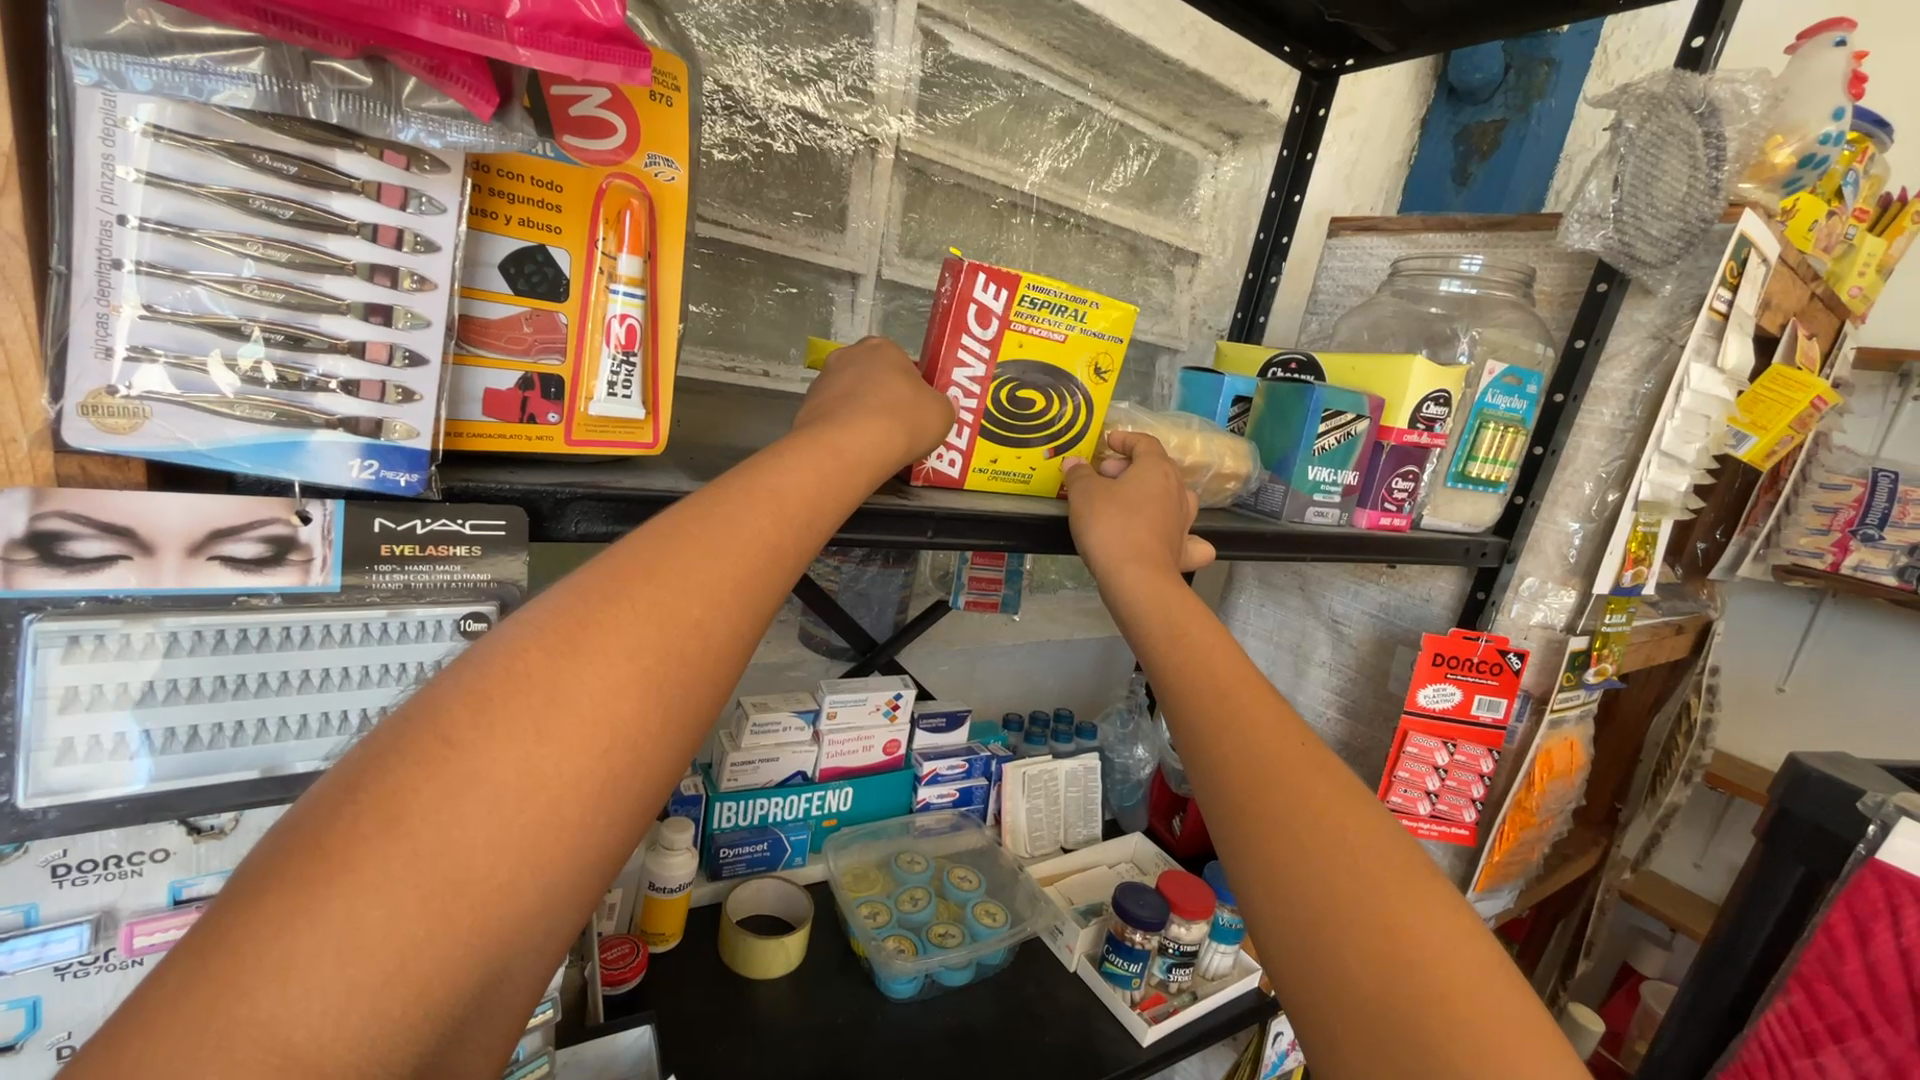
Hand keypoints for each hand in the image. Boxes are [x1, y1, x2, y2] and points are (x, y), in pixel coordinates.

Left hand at [794, 337, 954, 468]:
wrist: (848, 448)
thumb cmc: (902, 421)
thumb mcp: (942, 413)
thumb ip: (942, 405)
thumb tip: (940, 407)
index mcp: (883, 347)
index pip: (902, 363)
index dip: (912, 388)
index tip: (917, 411)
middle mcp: (849, 355)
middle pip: (872, 378)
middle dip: (883, 399)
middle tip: (898, 428)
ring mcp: (823, 381)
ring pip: (850, 399)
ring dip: (860, 416)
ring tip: (875, 446)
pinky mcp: (806, 408)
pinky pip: (833, 419)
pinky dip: (843, 432)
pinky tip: (854, 452)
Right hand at [1061, 431, 1215, 583]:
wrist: (1135, 578)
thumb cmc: (1110, 526)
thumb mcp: (1084, 494)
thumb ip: (1079, 474)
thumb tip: (1074, 462)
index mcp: (1156, 469)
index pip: (1145, 443)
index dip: (1125, 439)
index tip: (1108, 442)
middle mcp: (1177, 490)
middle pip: (1158, 468)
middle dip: (1130, 468)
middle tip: (1104, 476)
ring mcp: (1185, 521)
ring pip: (1175, 498)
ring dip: (1154, 495)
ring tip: (1131, 502)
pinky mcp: (1184, 550)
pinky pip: (1189, 537)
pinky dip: (1181, 535)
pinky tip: (1172, 538)